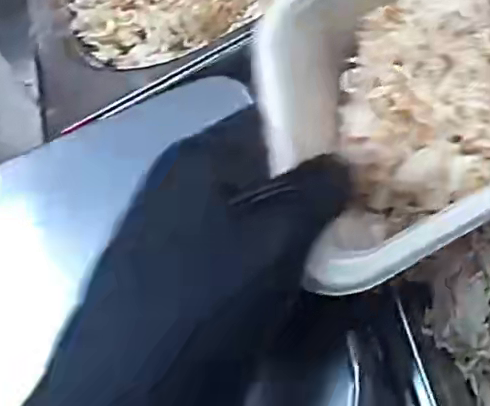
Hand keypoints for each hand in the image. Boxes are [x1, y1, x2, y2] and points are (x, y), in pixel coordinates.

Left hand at [27, 111, 348, 405]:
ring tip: (343, 222)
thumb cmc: (202, 302)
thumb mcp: (279, 237)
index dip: (325, 119)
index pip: (276, 113)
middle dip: (317, 173)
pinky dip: (278, 244)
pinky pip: (245, 238)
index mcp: (198, 157)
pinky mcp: (179, 272)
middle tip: (363, 183)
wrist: (124, 404)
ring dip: (301, 213)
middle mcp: (183, 183)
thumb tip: (347, 162)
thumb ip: (322, 187)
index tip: (366, 135)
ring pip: (261, 203)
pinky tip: (306, 260)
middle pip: (271, 160)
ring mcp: (176, 230)